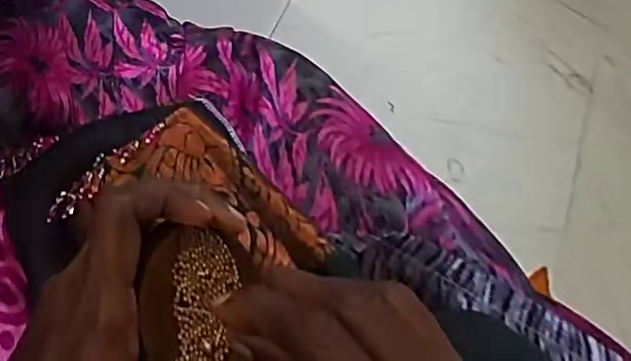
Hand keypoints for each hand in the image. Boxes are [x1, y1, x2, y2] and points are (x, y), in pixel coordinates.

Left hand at [12, 181, 245, 360]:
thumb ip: (188, 353)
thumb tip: (239, 348)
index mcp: (97, 299)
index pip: (120, 210)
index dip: (166, 196)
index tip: (210, 214)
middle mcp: (75, 279)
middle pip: (119, 212)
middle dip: (172, 205)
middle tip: (223, 224)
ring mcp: (61, 290)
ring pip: (112, 238)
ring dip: (158, 233)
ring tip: (205, 252)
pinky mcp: (58, 309)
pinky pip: (104, 265)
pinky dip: (139, 263)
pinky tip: (165, 293)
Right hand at [217, 266, 459, 360]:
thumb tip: (241, 341)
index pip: (317, 334)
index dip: (261, 309)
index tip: (221, 308)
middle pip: (351, 306)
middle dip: (289, 290)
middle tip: (246, 298)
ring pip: (381, 297)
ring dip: (324, 289)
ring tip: (285, 298)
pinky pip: (408, 310)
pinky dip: (364, 299)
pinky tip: (336, 307)